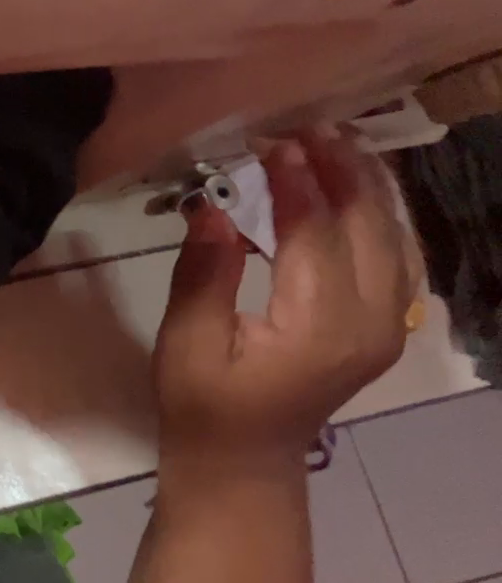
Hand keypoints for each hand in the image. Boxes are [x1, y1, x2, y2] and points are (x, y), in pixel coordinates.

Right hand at [154, 128, 411, 481]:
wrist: (241, 455)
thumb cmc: (200, 401)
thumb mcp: (187, 342)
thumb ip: (204, 275)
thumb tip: (213, 208)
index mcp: (321, 324)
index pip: (317, 233)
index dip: (297, 184)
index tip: (271, 142)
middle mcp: (373, 318)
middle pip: (369, 225)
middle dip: (340, 171)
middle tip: (305, 128)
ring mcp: (389, 322)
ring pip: (394, 235)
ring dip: (366, 187)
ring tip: (333, 146)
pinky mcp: (384, 324)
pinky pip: (396, 255)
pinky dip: (377, 215)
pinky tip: (355, 194)